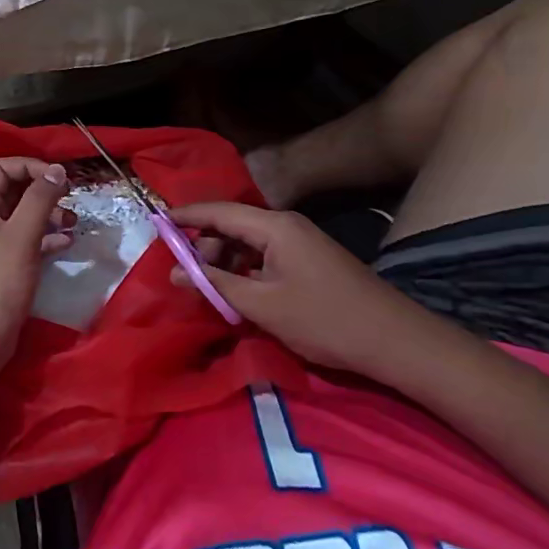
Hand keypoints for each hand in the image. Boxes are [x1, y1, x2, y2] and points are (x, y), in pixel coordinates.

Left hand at [0, 159, 72, 385]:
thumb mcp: (21, 236)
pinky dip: (46, 237)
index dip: (32, 166)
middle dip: (44, 190)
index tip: (60, 179)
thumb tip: (57, 170)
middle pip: (14, 189)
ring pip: (22, 215)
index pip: (3, 167)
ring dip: (49, 214)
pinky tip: (66, 244)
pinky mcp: (1, 267)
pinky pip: (26, 240)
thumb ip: (40, 198)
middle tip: (71, 198)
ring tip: (73, 222)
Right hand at [168, 202, 424, 375]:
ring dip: (225, 260)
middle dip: (205, 244)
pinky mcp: (308, 258)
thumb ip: (216, 285)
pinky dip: (246, 269)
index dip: (186, 216)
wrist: (391, 338)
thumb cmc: (324, 319)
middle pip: (233, 224)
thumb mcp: (263, 305)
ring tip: (208, 287)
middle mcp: (286, 224)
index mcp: (274, 226)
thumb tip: (176, 270)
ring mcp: (300, 240)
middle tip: (182, 271)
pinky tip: (237, 292)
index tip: (156, 222)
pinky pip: (266, 254)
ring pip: (249, 241)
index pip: (219, 210)